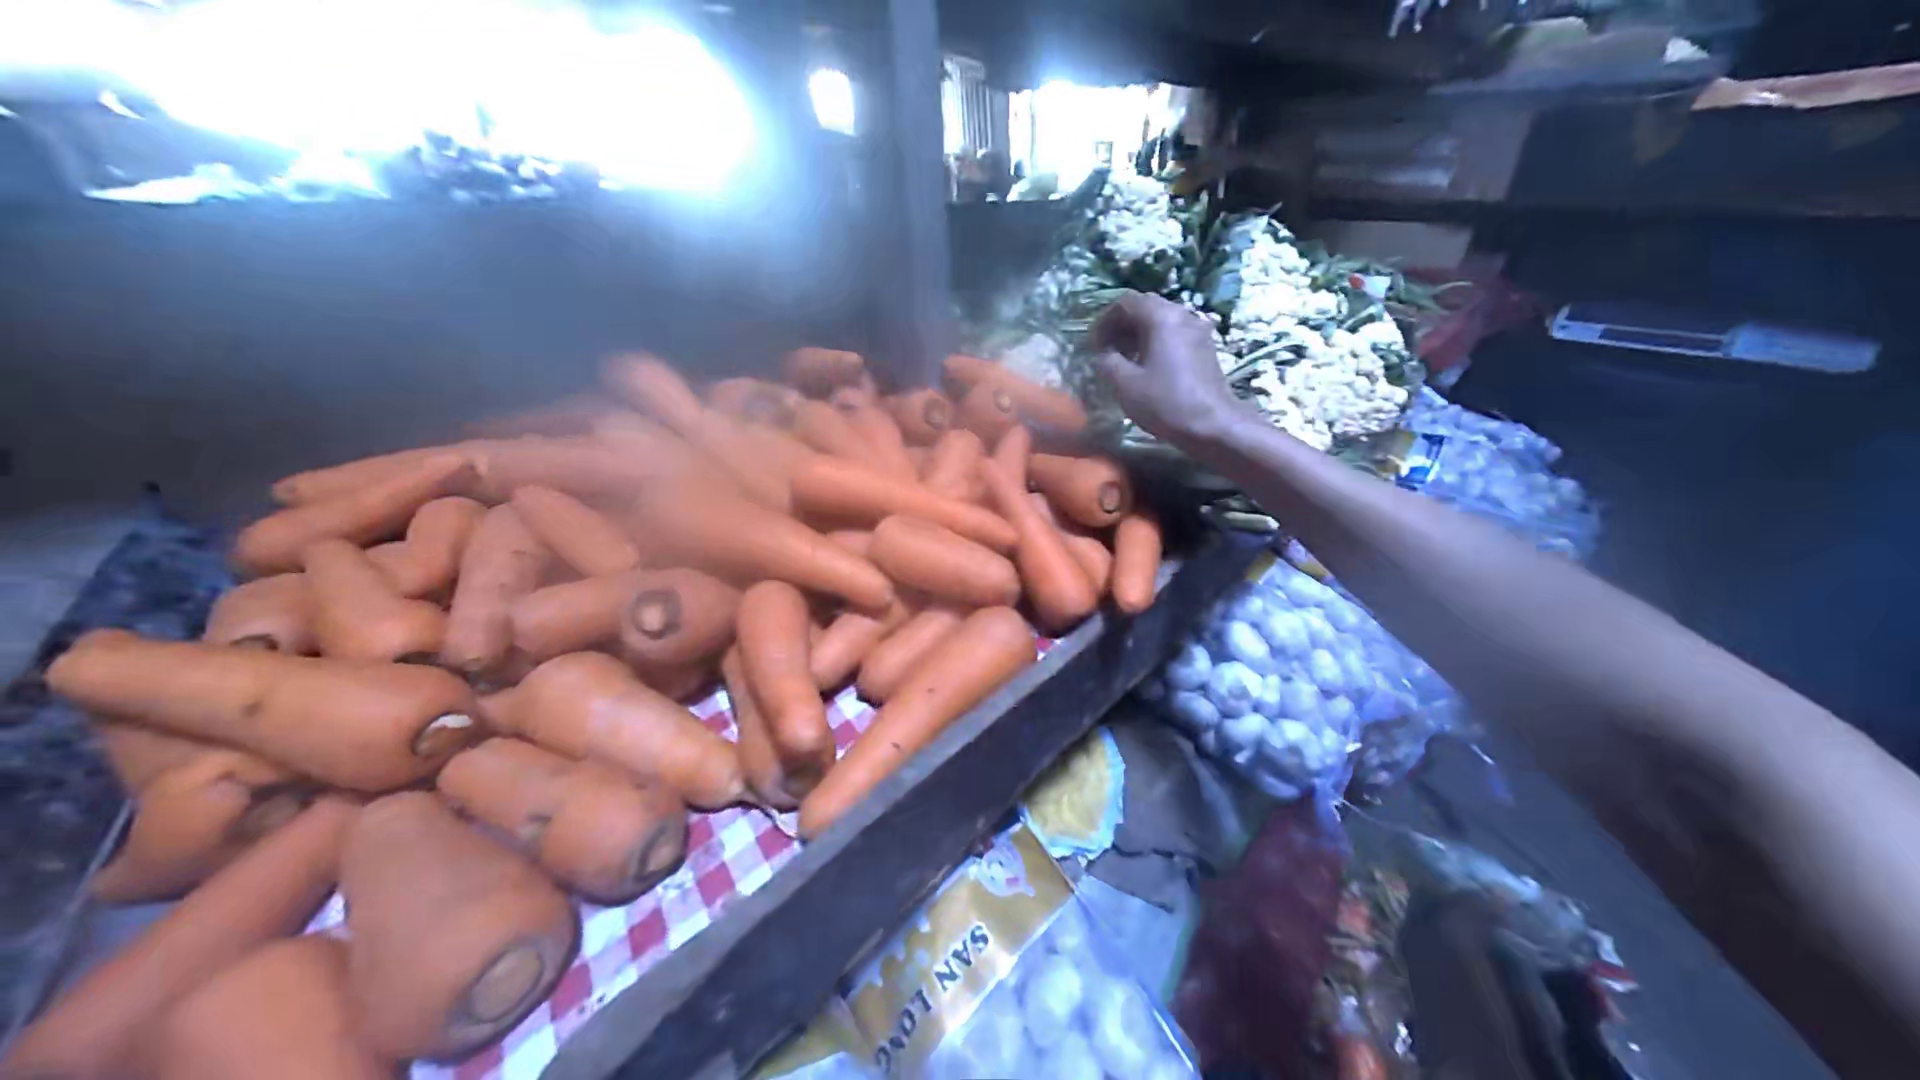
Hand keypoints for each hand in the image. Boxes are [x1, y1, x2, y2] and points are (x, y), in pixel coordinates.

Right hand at [1090, 292, 1247, 447]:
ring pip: (1161, 321)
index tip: (1093, 344)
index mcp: (1161, 317)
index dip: (1104, 321)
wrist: (1213, 424)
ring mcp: (1197, 330)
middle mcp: (1182, 315)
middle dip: (1121, 326)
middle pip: (1145, 308)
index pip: (1126, 303)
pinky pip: (1174, 334)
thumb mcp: (1125, 384)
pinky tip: (1146, 366)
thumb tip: (1104, 354)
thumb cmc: (1166, 402)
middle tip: (1106, 350)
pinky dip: (1155, 342)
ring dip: (1138, 335)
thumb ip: (1108, 362)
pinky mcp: (1204, 348)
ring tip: (1123, 359)